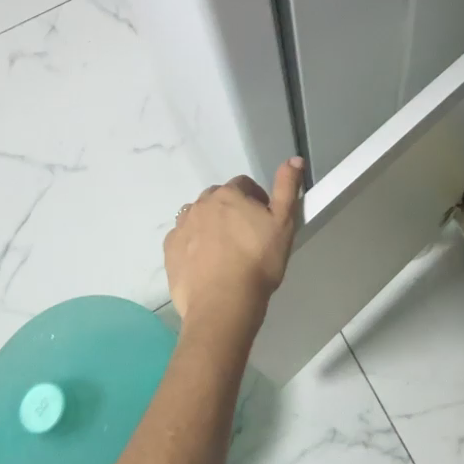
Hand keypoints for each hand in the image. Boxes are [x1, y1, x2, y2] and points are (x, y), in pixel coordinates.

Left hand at [164, 158, 303, 331]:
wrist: (224, 305)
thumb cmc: (258, 262)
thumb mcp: (283, 223)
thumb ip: (287, 187)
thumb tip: (293, 158)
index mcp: (229, 194)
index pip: (244, 185)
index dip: (256, 200)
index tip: (263, 221)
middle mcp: (201, 204)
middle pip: (218, 199)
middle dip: (230, 210)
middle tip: (245, 237)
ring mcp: (181, 227)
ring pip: (198, 216)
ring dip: (209, 225)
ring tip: (224, 251)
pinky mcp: (170, 251)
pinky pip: (182, 239)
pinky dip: (192, 244)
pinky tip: (205, 263)